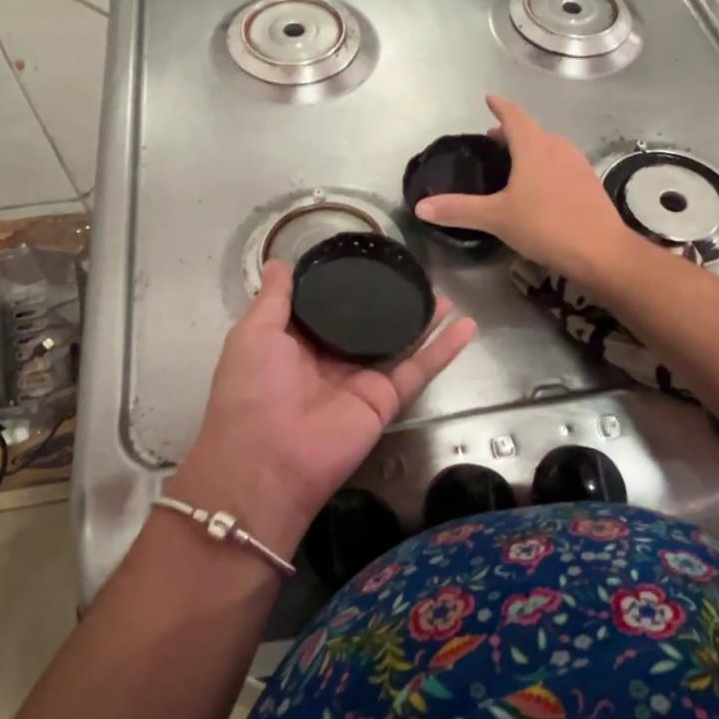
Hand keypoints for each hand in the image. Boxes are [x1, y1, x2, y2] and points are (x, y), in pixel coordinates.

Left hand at [176, 260, 476, 554]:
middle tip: (413, 273)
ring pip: (399, 342)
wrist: (267, 460)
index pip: (327, 307)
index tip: (367, 258)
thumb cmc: (252, 389)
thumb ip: (274, 299)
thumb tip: (280, 262)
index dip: (345, 284)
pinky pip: (419, 369)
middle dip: (389, 301)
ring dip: (423, 320)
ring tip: (444, 293)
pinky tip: (466, 325)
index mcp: (296, 342)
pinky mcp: (385, 399)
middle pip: (368, 323)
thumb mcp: (253, 334)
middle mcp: (331, 358)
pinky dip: (444, 350)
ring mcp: (361, 379)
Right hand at [413, 95, 635, 280]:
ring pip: (548, 148)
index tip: (489, 99)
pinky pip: (561, 164)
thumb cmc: (545, 225)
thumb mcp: (496, 218)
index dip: (500, 106)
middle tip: (491, 141)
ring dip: (530, 149)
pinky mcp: (588, 183)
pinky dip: (545, 166)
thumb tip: (421, 207)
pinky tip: (539, 187)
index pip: (514, 116)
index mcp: (534, 146)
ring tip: (513, 163)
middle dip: (511, 132)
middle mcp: (557, 147)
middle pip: (531, 131)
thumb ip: (459, 210)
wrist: (601, 251)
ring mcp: (577, 164)